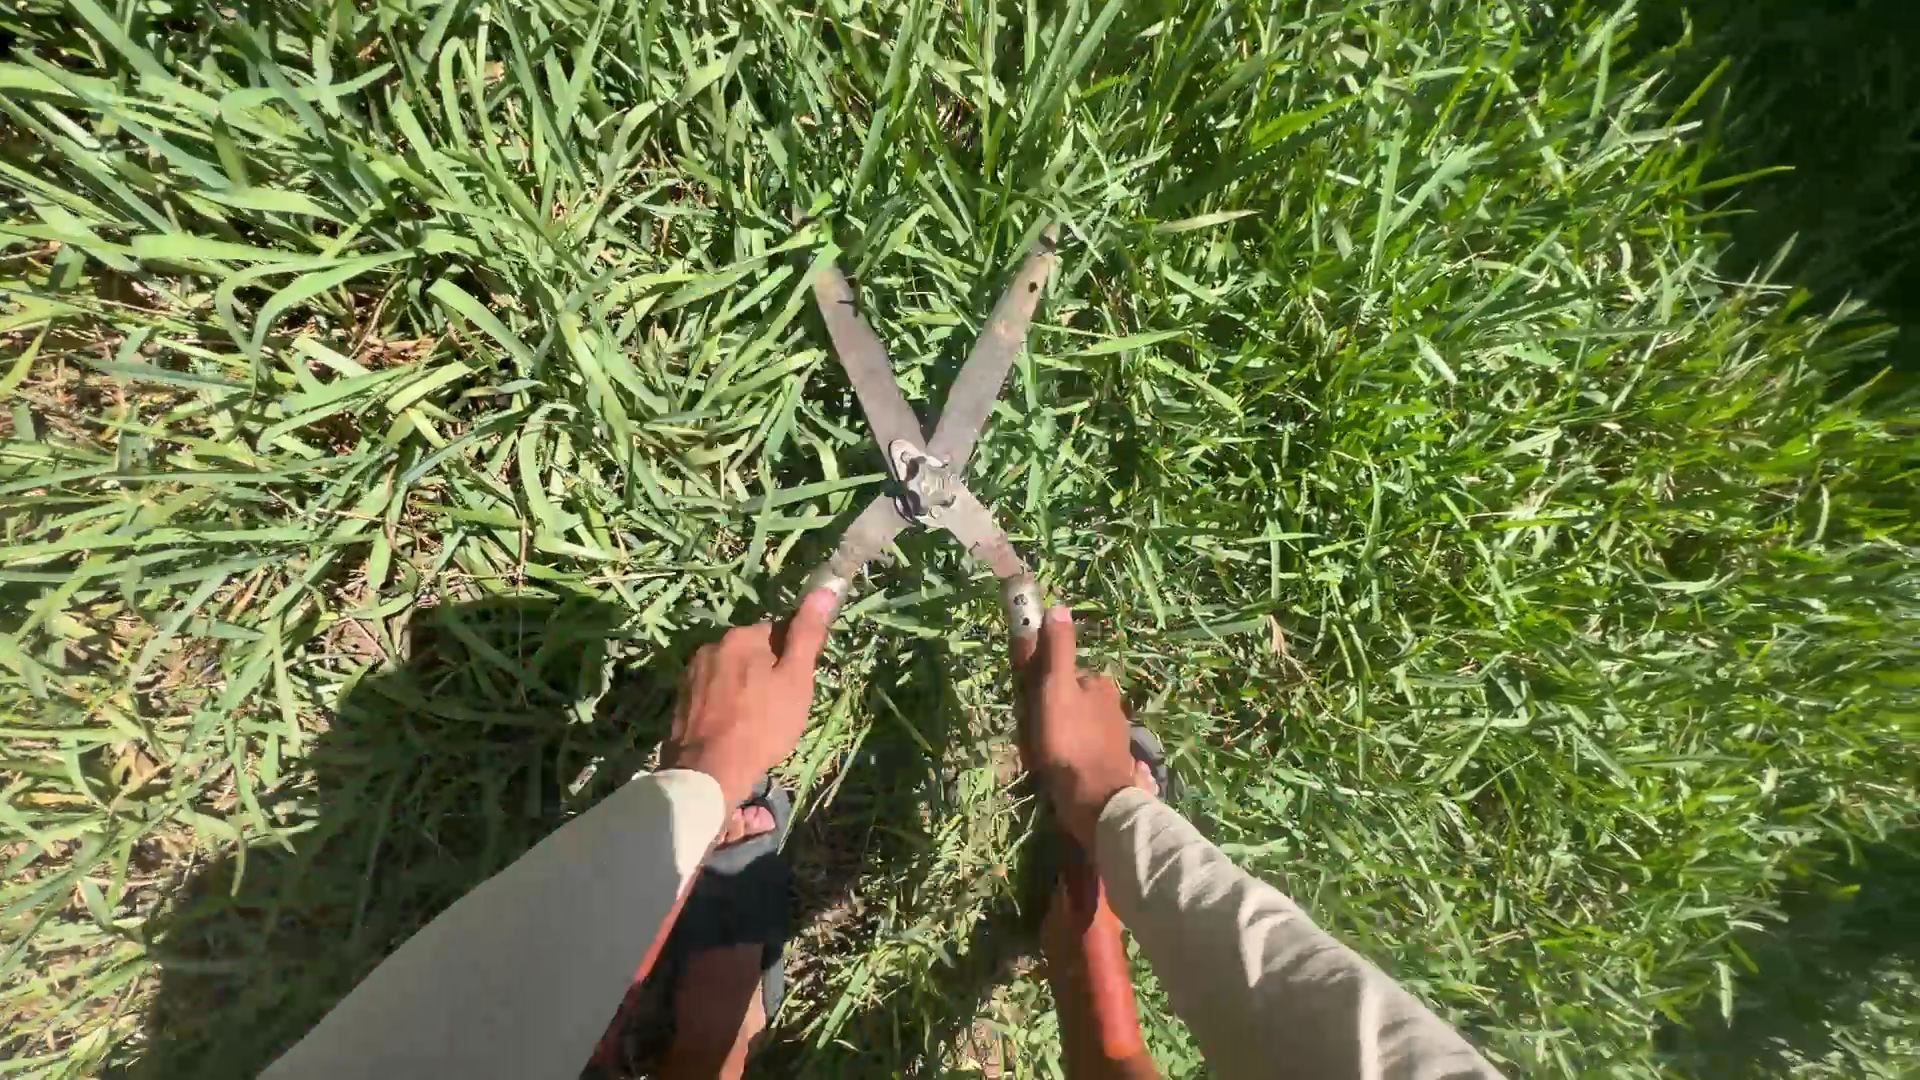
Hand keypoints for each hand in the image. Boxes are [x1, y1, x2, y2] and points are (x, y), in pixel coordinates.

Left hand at [662, 589, 835, 805]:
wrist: (709, 771)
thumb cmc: (763, 724)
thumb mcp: (796, 679)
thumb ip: (807, 635)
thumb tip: (824, 592)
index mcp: (742, 637)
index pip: (777, 633)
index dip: (791, 658)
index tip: (796, 684)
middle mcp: (712, 646)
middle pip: (751, 651)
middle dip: (766, 671)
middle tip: (779, 706)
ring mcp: (692, 673)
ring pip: (731, 672)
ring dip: (744, 687)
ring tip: (755, 720)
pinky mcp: (680, 699)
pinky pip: (712, 692)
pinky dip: (724, 703)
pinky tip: (733, 726)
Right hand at [1024, 606, 1137, 847]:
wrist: (1094, 801)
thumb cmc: (1070, 739)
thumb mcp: (1057, 686)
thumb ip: (1058, 649)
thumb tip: (1060, 608)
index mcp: (1100, 684)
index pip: (1060, 674)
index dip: (1039, 688)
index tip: (1028, 707)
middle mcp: (1111, 706)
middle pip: (1065, 701)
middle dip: (1045, 716)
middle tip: (1032, 737)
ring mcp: (1112, 736)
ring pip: (1069, 727)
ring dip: (1051, 739)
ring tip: (1039, 757)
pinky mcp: (1107, 762)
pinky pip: (1076, 750)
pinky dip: (1063, 757)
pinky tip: (1054, 770)